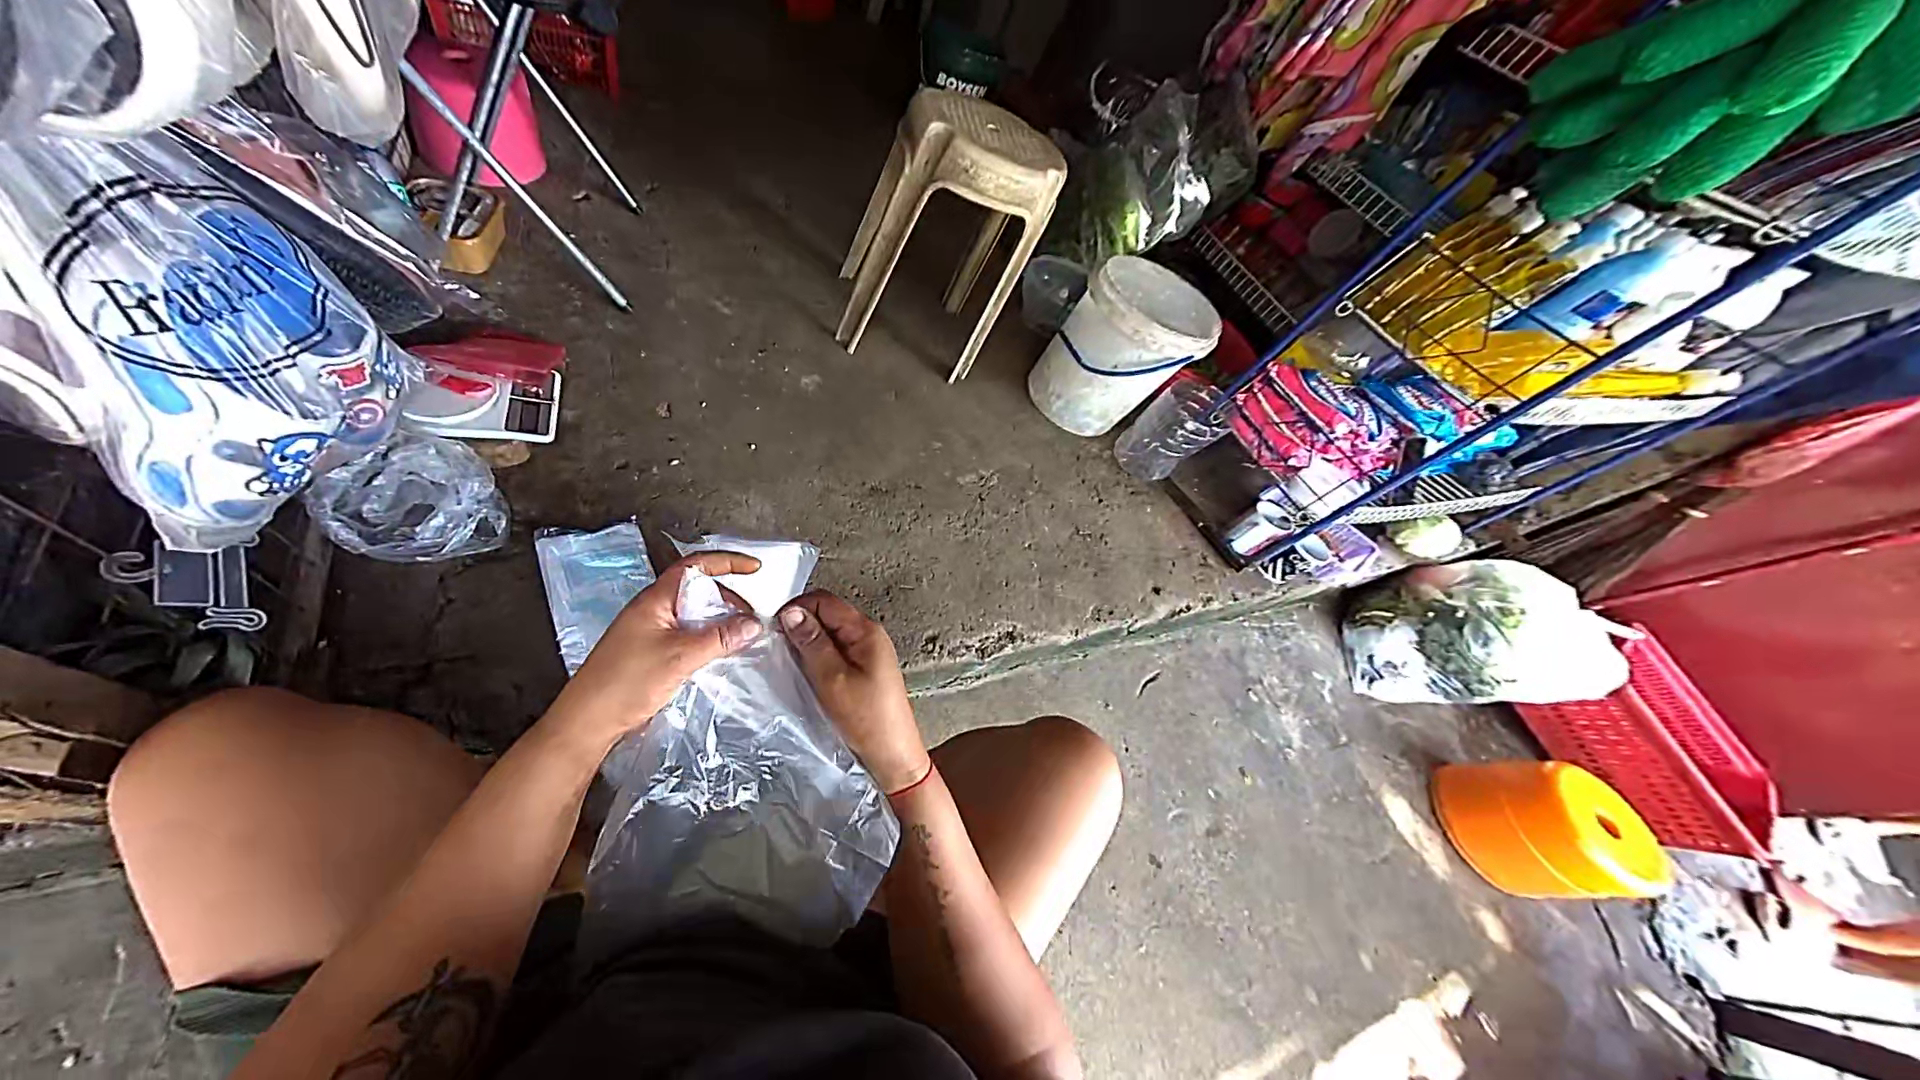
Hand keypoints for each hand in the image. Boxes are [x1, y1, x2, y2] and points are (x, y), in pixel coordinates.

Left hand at [552, 552, 763, 747]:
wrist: (587, 723)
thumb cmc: (625, 684)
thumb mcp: (680, 657)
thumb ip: (720, 638)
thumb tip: (753, 624)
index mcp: (655, 600)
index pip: (695, 566)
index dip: (727, 562)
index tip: (753, 568)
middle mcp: (653, 610)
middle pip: (698, 590)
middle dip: (728, 598)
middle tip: (748, 618)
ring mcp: (651, 631)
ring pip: (693, 615)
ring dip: (719, 621)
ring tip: (739, 638)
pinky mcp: (651, 652)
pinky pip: (687, 635)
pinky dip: (707, 639)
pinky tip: (719, 654)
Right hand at [778, 592, 929, 793]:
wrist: (892, 755)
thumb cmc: (867, 720)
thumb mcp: (832, 679)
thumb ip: (812, 643)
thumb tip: (792, 613)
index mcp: (866, 631)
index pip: (824, 600)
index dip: (796, 608)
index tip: (774, 627)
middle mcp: (868, 636)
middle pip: (827, 614)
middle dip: (800, 625)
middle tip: (778, 646)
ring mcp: (867, 652)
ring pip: (828, 633)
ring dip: (807, 643)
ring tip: (790, 662)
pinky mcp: (863, 669)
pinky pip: (835, 651)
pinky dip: (817, 657)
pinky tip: (806, 673)